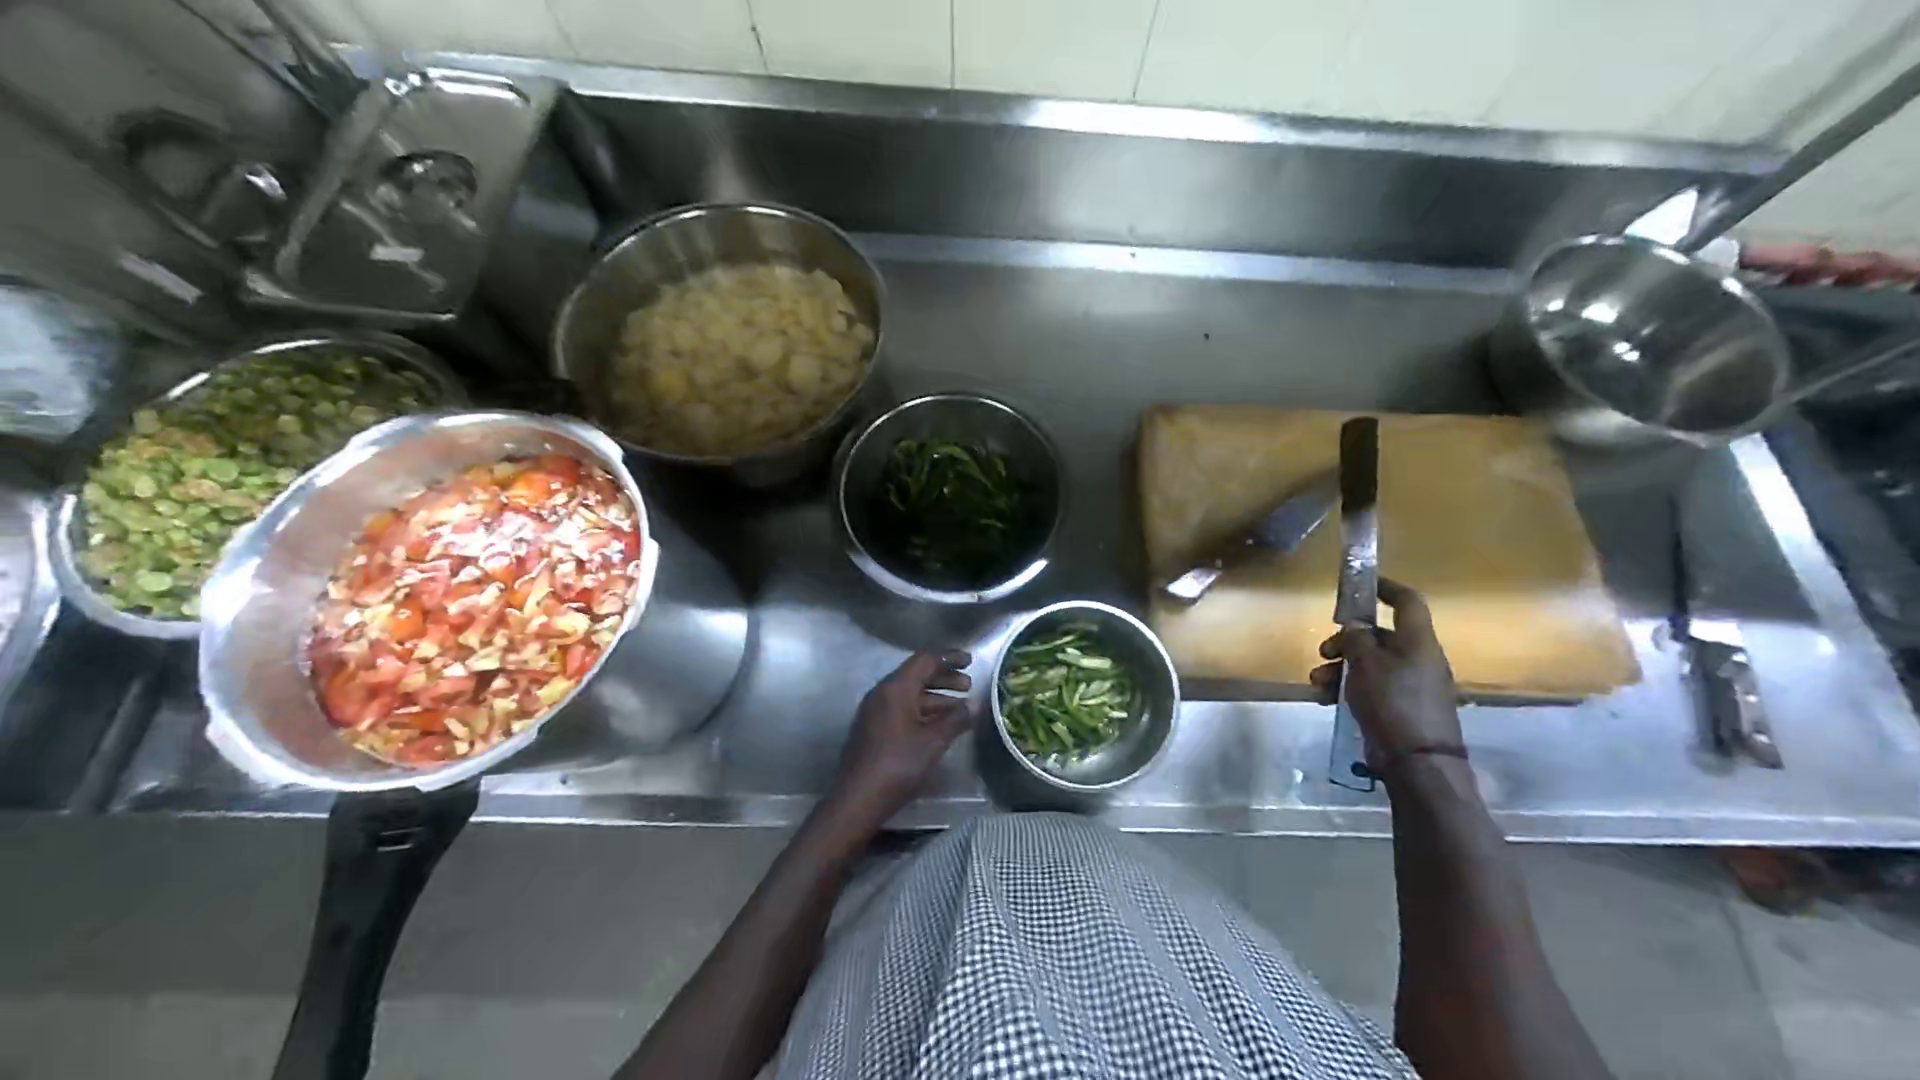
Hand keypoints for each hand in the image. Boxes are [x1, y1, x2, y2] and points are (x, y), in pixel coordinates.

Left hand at [824, 650, 972, 830]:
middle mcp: (882, 693)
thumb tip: (974, 704)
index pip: (925, 660)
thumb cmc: (897, 765)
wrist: (857, 799)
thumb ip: (955, 719)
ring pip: (910, 694)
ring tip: (960, 707)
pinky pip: (902, 709)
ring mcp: (875, 711)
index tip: (970, 660)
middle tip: (968, 685)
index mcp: (895, 688)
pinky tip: (939, 725)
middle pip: (917, 675)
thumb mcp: (933, 742)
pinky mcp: (873, 728)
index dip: (949, 658)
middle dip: (944, 678)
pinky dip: (923, 711)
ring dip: (936, 697)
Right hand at [1310, 578, 1461, 768]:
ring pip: (1368, 663)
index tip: (1362, 584)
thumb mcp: (1367, 664)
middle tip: (1324, 651)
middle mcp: (1417, 659)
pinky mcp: (1399, 707)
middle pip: (1378, 636)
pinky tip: (1326, 700)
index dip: (1386, 588)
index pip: (1408, 602)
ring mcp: (1410, 685)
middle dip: (1345, 641)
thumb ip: (1358, 639)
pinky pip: (1369, 687)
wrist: (1416, 761)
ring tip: (1318, 684)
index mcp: (1418, 642)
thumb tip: (1355, 627)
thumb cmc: (1393, 702)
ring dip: (1338, 668)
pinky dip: (1346, 689)